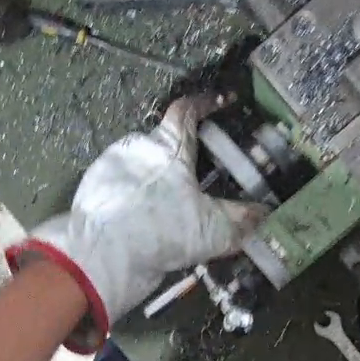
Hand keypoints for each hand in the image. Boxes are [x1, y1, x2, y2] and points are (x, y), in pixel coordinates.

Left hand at [7, 95, 264, 352]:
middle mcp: (137, 146)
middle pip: (164, 140)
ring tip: (172, 204)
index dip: (206, 103)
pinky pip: (122, 185)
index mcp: (168, 145)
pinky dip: (137, 196)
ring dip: (157, 178)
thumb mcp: (211, 229)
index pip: (188, 109)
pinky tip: (146, 219)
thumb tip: (266, 215)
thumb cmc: (162, 231)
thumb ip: (241, 220)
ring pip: (142, 164)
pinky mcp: (93, 189)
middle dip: (181, 154)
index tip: (220, 102)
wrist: (102, 258)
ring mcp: (111, 166)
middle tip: (200, 175)